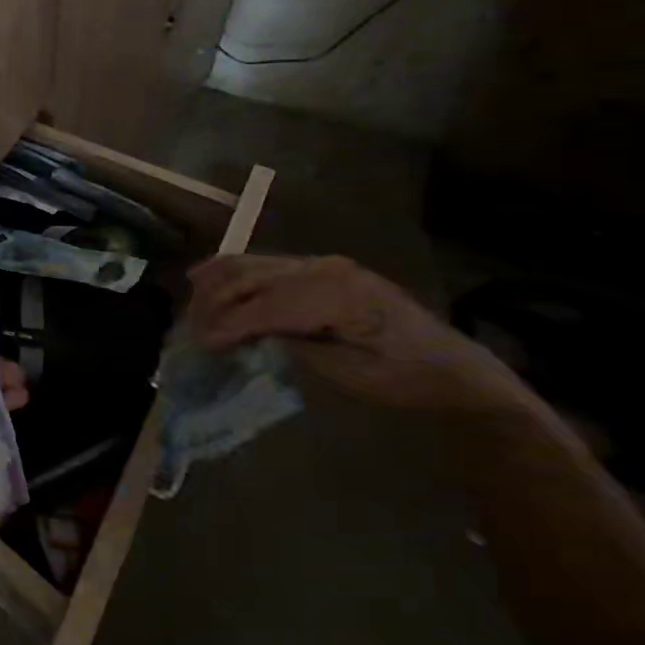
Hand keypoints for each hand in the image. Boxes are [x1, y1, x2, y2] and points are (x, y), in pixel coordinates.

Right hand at [187, 254, 531, 413]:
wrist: (456, 370)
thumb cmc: (404, 381)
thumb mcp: (348, 374)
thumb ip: (293, 347)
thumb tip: (243, 335)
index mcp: (339, 297)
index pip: (266, 305)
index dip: (229, 323)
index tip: (202, 344)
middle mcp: (325, 269)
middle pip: (251, 276)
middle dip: (213, 301)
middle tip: (189, 328)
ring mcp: (321, 263)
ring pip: (250, 263)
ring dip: (215, 283)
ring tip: (192, 307)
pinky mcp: (318, 267)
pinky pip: (262, 263)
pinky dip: (230, 272)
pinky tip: (205, 280)